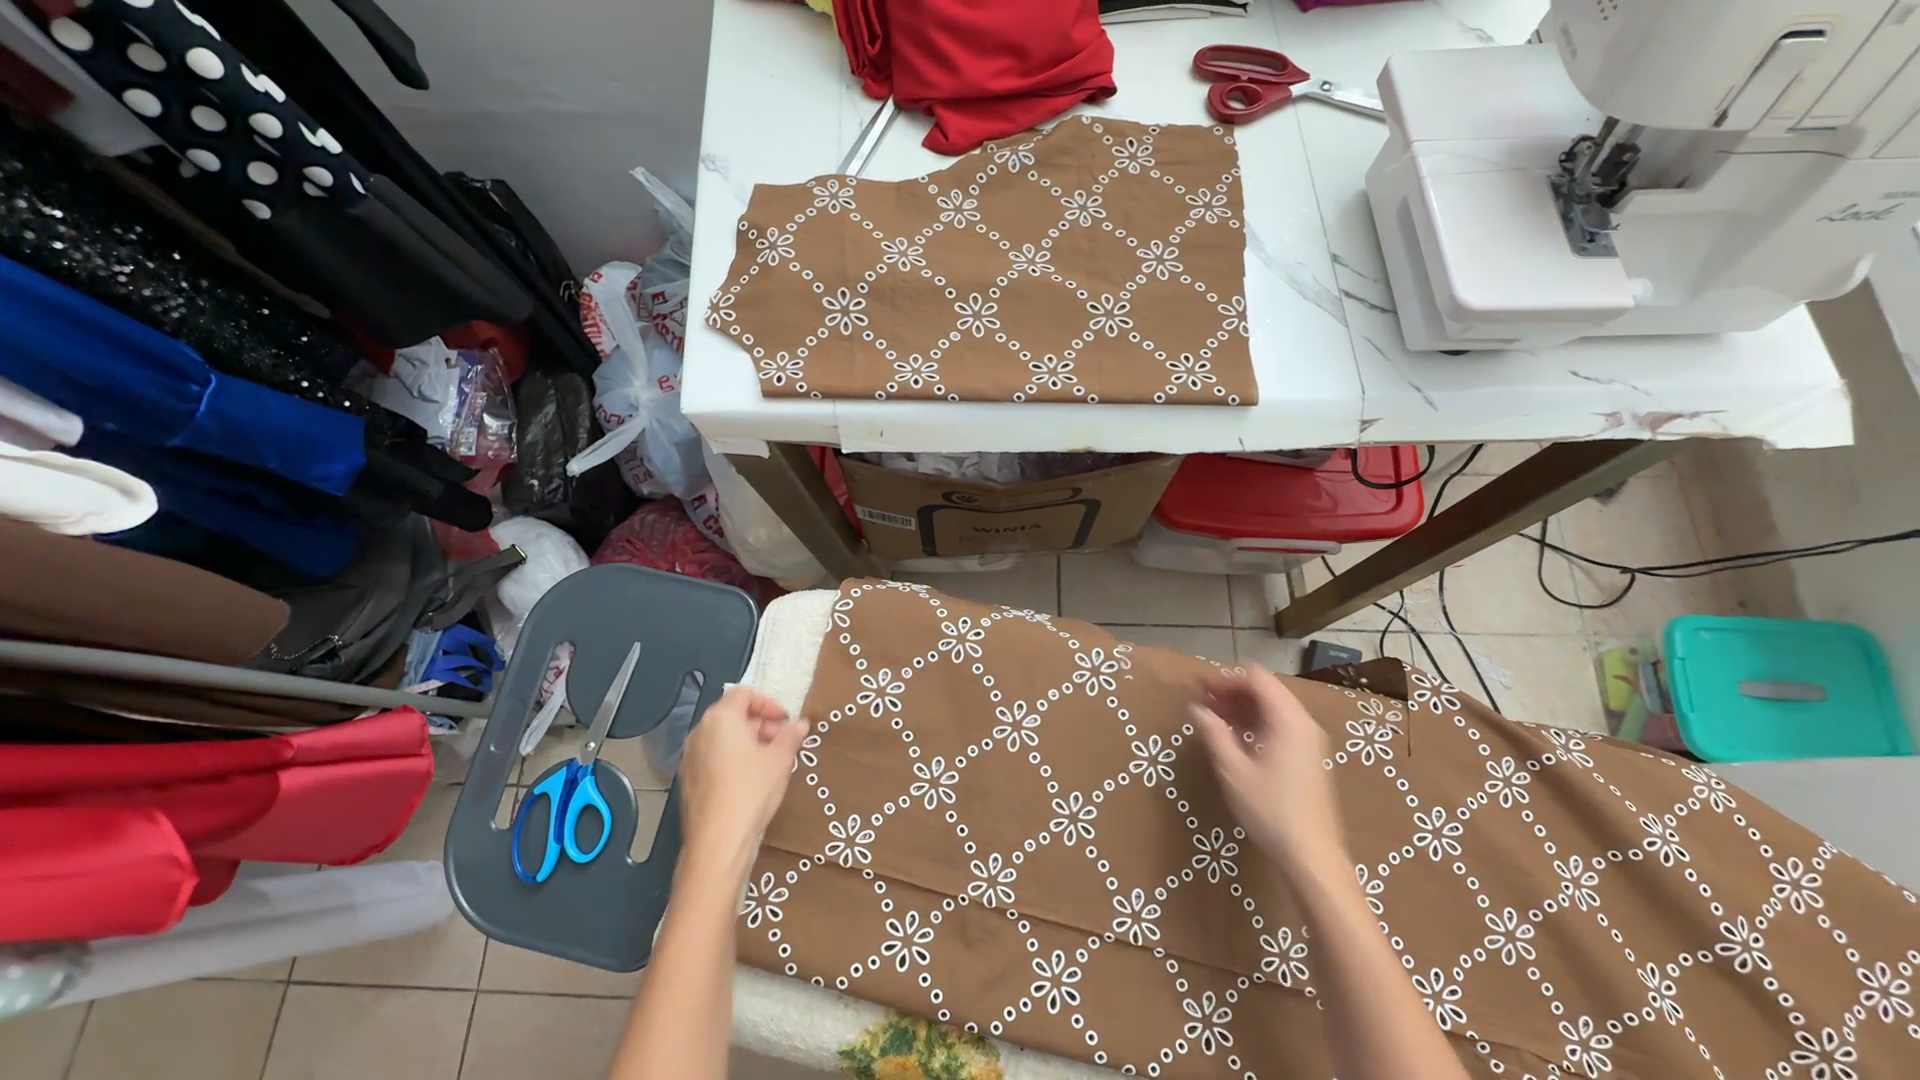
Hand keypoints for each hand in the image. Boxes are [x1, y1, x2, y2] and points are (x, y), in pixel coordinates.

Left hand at [676, 686, 806, 877]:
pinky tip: (750, 780)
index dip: (768, 703)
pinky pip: (713, 757)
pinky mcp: (688, 779)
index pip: (744, 694)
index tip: (786, 721)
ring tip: (770, 762)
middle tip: (782, 742)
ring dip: (747, 741)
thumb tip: (800, 724)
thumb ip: (791, 736)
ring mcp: (689, 756)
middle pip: (732, 714)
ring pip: (722, 737)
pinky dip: (732, 758)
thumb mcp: (780, 760)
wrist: (718, 840)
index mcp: (721, 719)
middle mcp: (699, 732)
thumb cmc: (751, 790)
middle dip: (760, 724)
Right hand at [1191, 665, 1346, 878]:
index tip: (1201, 688)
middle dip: (1234, 691)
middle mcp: (1303, 722)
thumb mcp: (1234, 771)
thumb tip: (1197, 709)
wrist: (1312, 853)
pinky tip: (1237, 738)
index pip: (1256, 677)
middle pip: (1266, 689)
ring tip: (1215, 719)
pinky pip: (1281, 725)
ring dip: (1244, 707)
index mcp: (1287, 719)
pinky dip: (1257, 722)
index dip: (1227, 677)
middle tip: (1204, 702)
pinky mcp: (1309, 756)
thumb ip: (1214, 734)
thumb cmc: (1270, 810)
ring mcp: (1309, 739)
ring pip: (1274, 707)